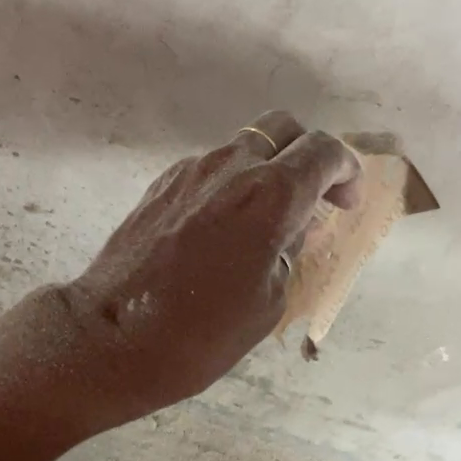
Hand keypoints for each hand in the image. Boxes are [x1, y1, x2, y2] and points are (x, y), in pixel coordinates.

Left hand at [58, 112, 361, 426]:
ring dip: (263, 170)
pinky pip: (208, 170)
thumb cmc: (203, 331)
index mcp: (269, 194)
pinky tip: (220, 230)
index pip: (324, 150)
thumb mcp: (271, 300)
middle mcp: (230, 167)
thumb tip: (295, 223)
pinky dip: (228, 185)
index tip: (345, 201)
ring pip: (241, 148)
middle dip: (305, 152)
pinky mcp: (161, 183)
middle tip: (311, 196)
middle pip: (281, 127)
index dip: (346, 169)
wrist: (114, 333)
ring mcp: (189, 170)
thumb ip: (290, 248)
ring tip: (262, 222)